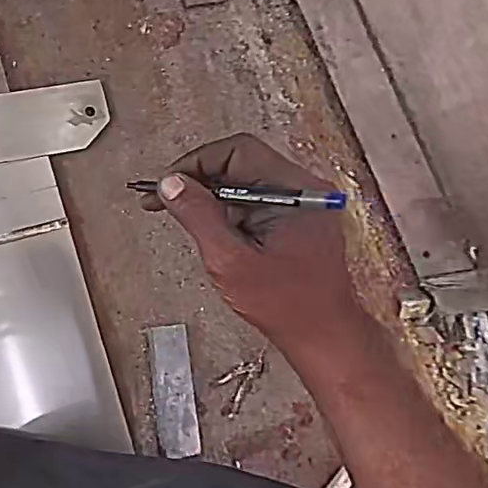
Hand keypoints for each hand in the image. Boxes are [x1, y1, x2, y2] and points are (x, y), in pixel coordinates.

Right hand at [141, 134, 364, 351]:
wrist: (324, 335)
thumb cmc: (287, 304)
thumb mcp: (229, 260)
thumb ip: (199, 216)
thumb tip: (172, 184)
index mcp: (294, 191)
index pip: (236, 152)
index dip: (195, 163)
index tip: (168, 184)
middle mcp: (302, 190)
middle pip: (239, 163)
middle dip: (197, 179)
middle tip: (163, 199)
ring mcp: (301, 205)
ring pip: (243, 183)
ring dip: (209, 197)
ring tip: (180, 216)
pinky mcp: (295, 221)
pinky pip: (253, 202)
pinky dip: (225, 211)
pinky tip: (207, 230)